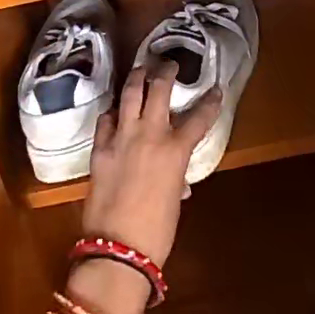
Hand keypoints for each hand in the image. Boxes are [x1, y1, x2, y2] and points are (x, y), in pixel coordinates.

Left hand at [81, 61, 221, 266]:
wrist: (117, 249)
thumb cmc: (157, 231)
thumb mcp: (174, 200)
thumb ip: (176, 178)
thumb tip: (177, 178)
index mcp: (175, 150)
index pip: (199, 117)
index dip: (210, 101)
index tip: (215, 89)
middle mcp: (149, 134)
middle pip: (159, 89)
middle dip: (167, 71)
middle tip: (169, 64)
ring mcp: (121, 137)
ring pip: (130, 93)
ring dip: (137, 78)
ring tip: (142, 69)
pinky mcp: (99, 147)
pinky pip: (107, 118)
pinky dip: (114, 111)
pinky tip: (116, 111)